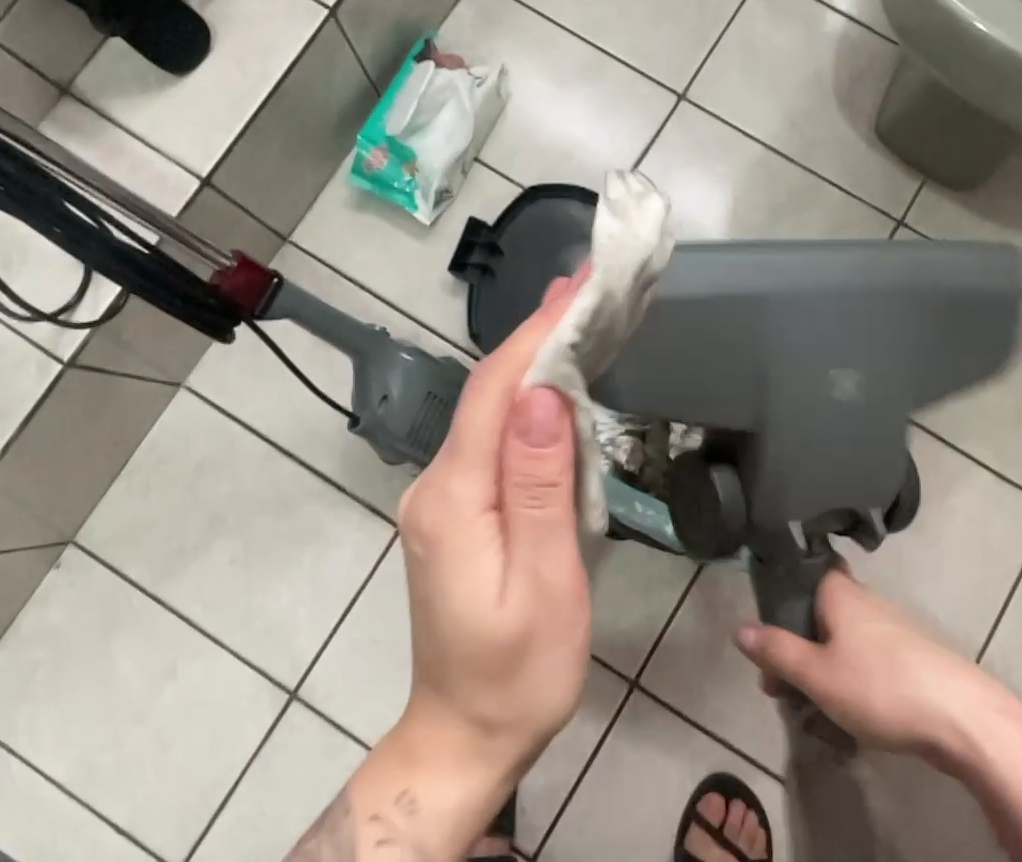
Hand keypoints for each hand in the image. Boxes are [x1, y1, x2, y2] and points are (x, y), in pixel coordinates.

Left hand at [393, 276, 590, 783]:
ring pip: (487, 418)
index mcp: (454, 498)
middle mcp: (435, 487)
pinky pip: (488, 447)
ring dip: (531, 371)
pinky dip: (523, 413)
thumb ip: (539, 487)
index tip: (576, 287)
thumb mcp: (544, 582)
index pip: (495, 393)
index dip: (535, 335)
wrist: (465, 734)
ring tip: (579, 329)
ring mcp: (438, 501)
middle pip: (487, 397)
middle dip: (535, 340)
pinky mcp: (450, 515)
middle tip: (587, 296)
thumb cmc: (520, 672)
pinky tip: (553, 398)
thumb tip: (543, 396)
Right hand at [733, 566, 995, 765]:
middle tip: (777, 686)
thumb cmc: (880, 687)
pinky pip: (866, 660)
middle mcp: (866, 601)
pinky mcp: (913, 659)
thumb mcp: (816, 674)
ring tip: (808, 705)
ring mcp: (893, 630)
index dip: (780, 594)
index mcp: (840, 593)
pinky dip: (849, 678)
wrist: (966, 721)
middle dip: (795, 645)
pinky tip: (846, 711)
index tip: (764, 629)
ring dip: (820, 666)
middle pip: (819, 612)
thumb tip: (738, 629)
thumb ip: (776, 651)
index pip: (803, 571)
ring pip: (842, 639)